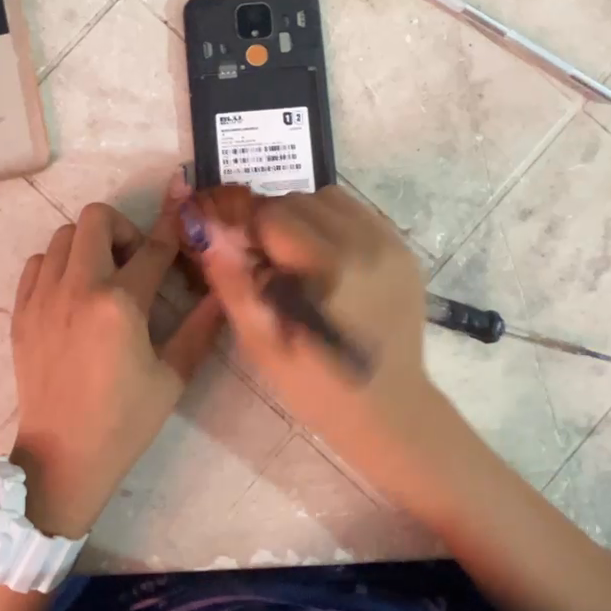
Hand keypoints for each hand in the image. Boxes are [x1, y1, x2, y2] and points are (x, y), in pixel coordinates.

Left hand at [8, 175, 222, 537]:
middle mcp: (77, 288)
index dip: (174, 226)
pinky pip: (38, 263)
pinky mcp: (21, 311)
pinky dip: (59, 265)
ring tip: (104, 279)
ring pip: (63, 236)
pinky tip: (74, 295)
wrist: (62, 458)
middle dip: (123, 229)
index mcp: (120, 303)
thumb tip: (224, 292)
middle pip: (96, 219)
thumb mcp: (173, 376)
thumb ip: (200, 328)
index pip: (153, 247)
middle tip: (135, 263)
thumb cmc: (124, 421)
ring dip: (89, 245)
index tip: (183, 208)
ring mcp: (42, 297)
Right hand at [187, 186, 436, 461]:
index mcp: (328, 267)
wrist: (390, 411)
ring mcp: (389, 244)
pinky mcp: (403, 251)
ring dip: (304, 217)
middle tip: (266, 263)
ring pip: (329, 199)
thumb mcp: (262, 341)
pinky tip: (328, 260)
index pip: (271, 214)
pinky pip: (358, 214)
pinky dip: (334, 224)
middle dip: (273, 224)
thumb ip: (232, 280)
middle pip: (298, 200)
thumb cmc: (317, 387)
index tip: (241, 257)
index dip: (247, 230)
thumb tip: (207, 229)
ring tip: (298, 259)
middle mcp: (364, 243)